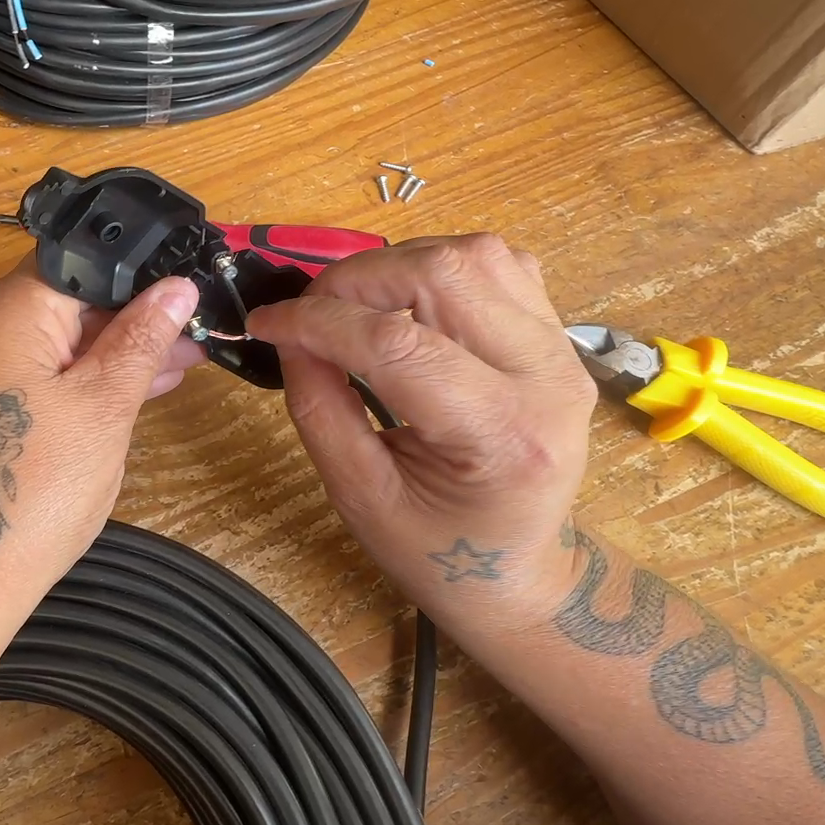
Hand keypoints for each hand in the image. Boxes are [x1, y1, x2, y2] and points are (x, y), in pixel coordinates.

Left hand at [0, 258, 202, 570]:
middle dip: (135, 313)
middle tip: (199, 328)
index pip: (81, 261)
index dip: (138, 269)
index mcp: (10, 309)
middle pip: (72, 298)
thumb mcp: (105, 405)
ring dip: (121, 348)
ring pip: (64, 337)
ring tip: (188, 356)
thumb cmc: (40, 481)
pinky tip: (147, 383)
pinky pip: (49, 370)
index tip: (189, 284)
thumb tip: (178, 287)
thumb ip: (142, 340)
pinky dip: (91, 375)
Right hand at [245, 234, 595, 618]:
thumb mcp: (356, 492)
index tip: (264, 322)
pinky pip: (497, 264)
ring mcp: (560, 350)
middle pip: (444, 274)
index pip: (395, 343)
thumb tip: (290, 333)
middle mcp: (546, 378)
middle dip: (354, 279)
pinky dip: (432, 267)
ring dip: (393, 265)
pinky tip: (401, 301)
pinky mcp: (556, 336)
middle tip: (308, 310)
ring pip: (474, 254)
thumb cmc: (431, 549)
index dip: (315, 321)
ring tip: (351, 303)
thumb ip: (319, 406)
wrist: (514, 570)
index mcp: (499, 436)